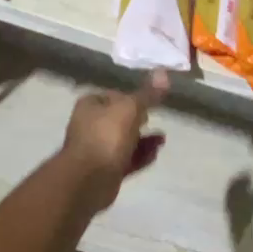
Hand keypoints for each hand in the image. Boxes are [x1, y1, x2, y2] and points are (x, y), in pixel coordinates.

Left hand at [59, 70, 168, 210]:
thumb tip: (163, 72)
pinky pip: (126, 159)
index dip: (130, 97)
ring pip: (124, 141)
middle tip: (154, 119)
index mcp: (90, 106)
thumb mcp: (131, 108)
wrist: (89, 179)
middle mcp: (90, 126)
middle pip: (119, 119)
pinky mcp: (105, 170)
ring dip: (143, 139)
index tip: (148, 101)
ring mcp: (96, 150)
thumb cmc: (107, 135)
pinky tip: (155, 154)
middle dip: (139, 120)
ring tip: (162, 139)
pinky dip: (140, 156)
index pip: (112, 95)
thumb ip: (148, 93)